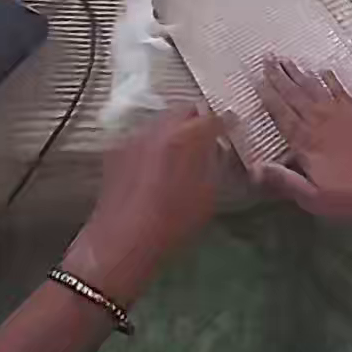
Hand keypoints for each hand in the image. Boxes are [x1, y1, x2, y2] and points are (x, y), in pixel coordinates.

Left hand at [63, 106, 227, 298]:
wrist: (122, 242)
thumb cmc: (173, 223)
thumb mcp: (208, 195)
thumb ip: (216, 163)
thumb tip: (218, 148)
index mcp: (188, 137)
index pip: (214, 117)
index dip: (226, 122)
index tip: (231, 128)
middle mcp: (162, 127)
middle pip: (186, 109)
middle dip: (198, 119)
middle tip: (206, 137)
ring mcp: (138, 135)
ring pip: (163, 120)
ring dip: (175, 128)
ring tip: (180, 150)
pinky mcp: (119, 148)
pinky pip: (144, 136)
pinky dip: (155, 142)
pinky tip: (155, 164)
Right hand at [253, 57, 351, 225]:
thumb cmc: (351, 194)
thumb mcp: (313, 197)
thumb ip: (284, 181)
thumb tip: (254, 168)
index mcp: (305, 140)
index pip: (281, 113)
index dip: (268, 96)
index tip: (257, 80)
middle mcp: (319, 120)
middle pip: (294, 93)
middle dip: (279, 75)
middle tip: (267, 58)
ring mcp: (339, 112)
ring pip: (313, 86)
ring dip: (298, 72)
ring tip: (286, 59)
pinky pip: (339, 88)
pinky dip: (329, 78)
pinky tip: (323, 70)